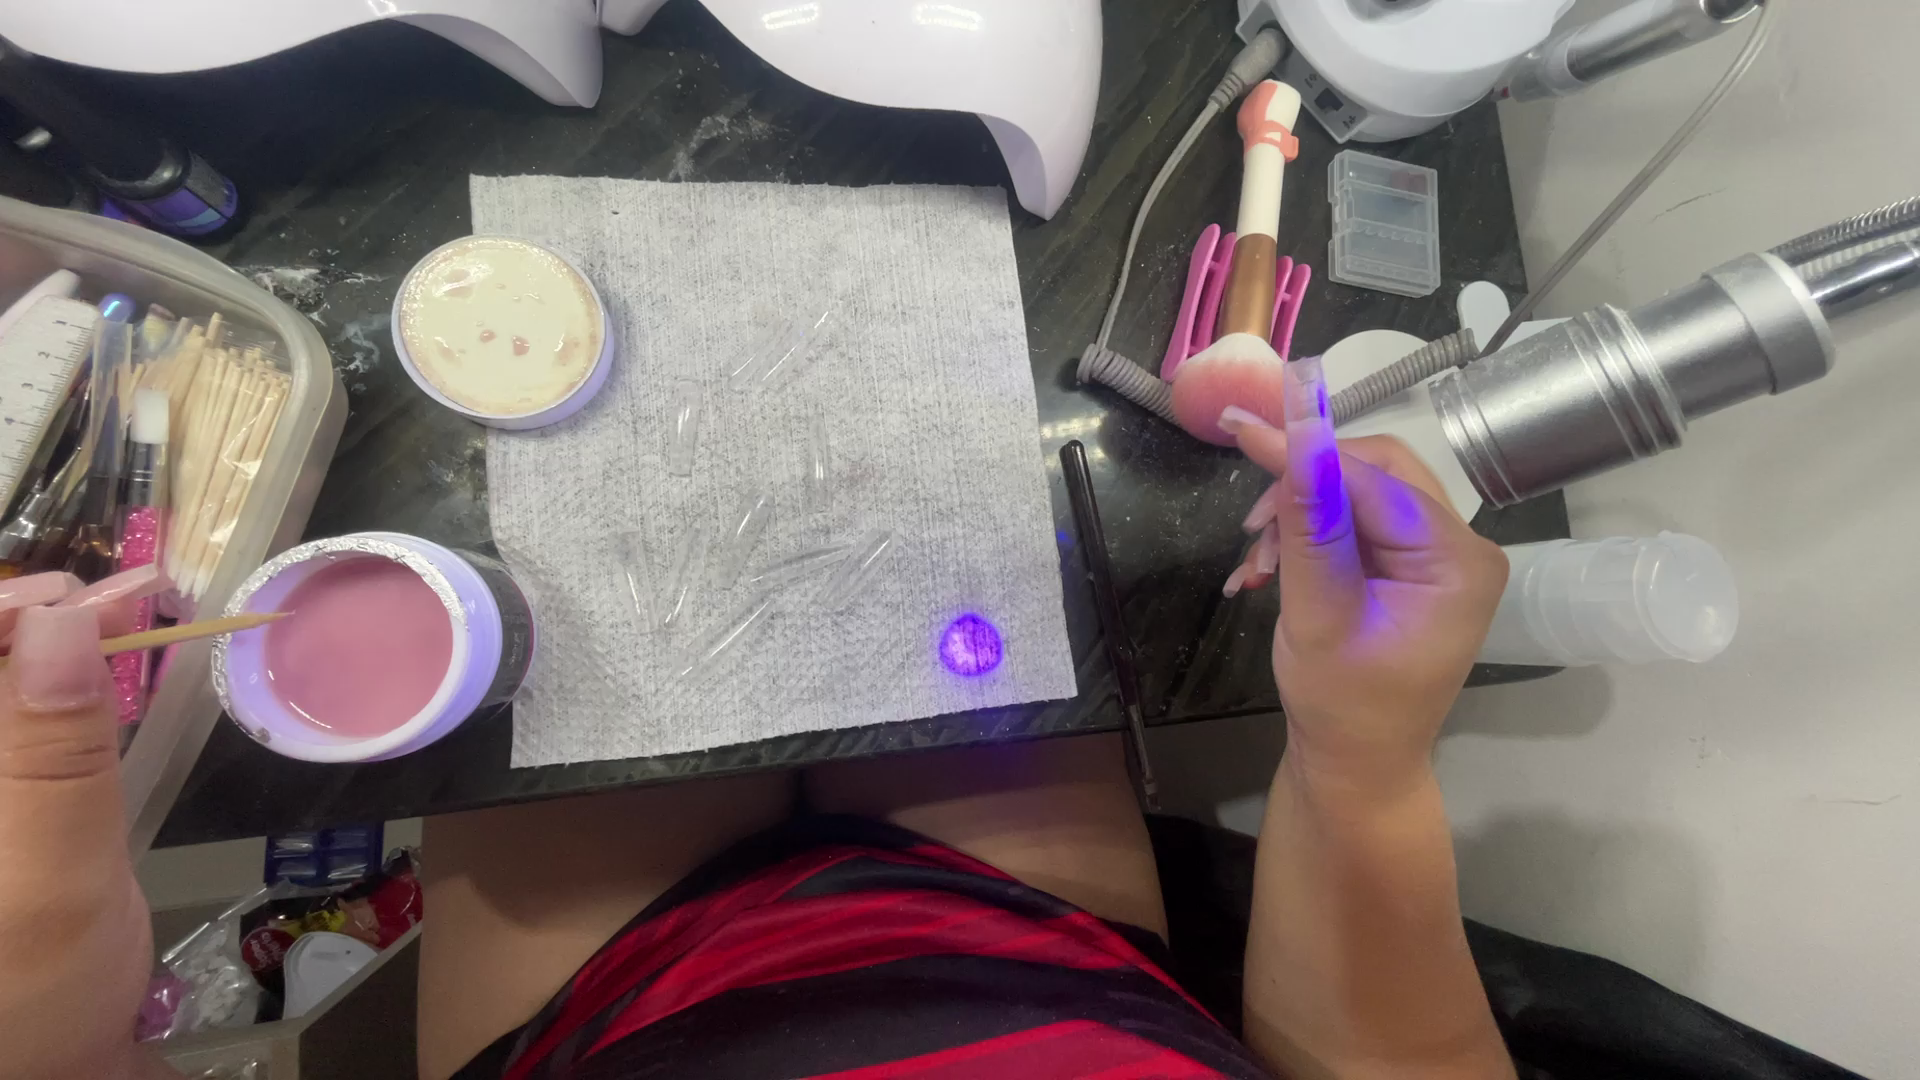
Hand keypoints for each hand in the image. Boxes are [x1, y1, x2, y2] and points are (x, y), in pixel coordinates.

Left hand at [0, 569, 169, 1079]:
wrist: (37, 1067)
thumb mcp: (47, 883)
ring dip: (41, 640)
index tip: (65, 595)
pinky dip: (53, 676)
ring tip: (123, 602)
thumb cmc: (31, 995)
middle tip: (118, 592)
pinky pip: (9, 720)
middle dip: (15, 619)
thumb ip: (50, 756)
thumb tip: (63, 621)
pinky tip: (100, 652)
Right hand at [1217, 361, 1508, 794]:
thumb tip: (1292, 446)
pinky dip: (1299, 538)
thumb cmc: (1341, 702)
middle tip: (1250, 522)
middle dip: (1301, 488)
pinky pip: (1345, 523)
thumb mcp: (1318, 616)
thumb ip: (1309, 529)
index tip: (1242, 428)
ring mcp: (1429, 556)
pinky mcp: (1401, 565)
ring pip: (1351, 494)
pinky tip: (1264, 571)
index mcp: (1455, 561)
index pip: (1373, 479)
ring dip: (1294, 518)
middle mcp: (1455, 546)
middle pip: (1371, 473)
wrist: (1354, 758)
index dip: (1305, 451)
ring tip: (1256, 567)